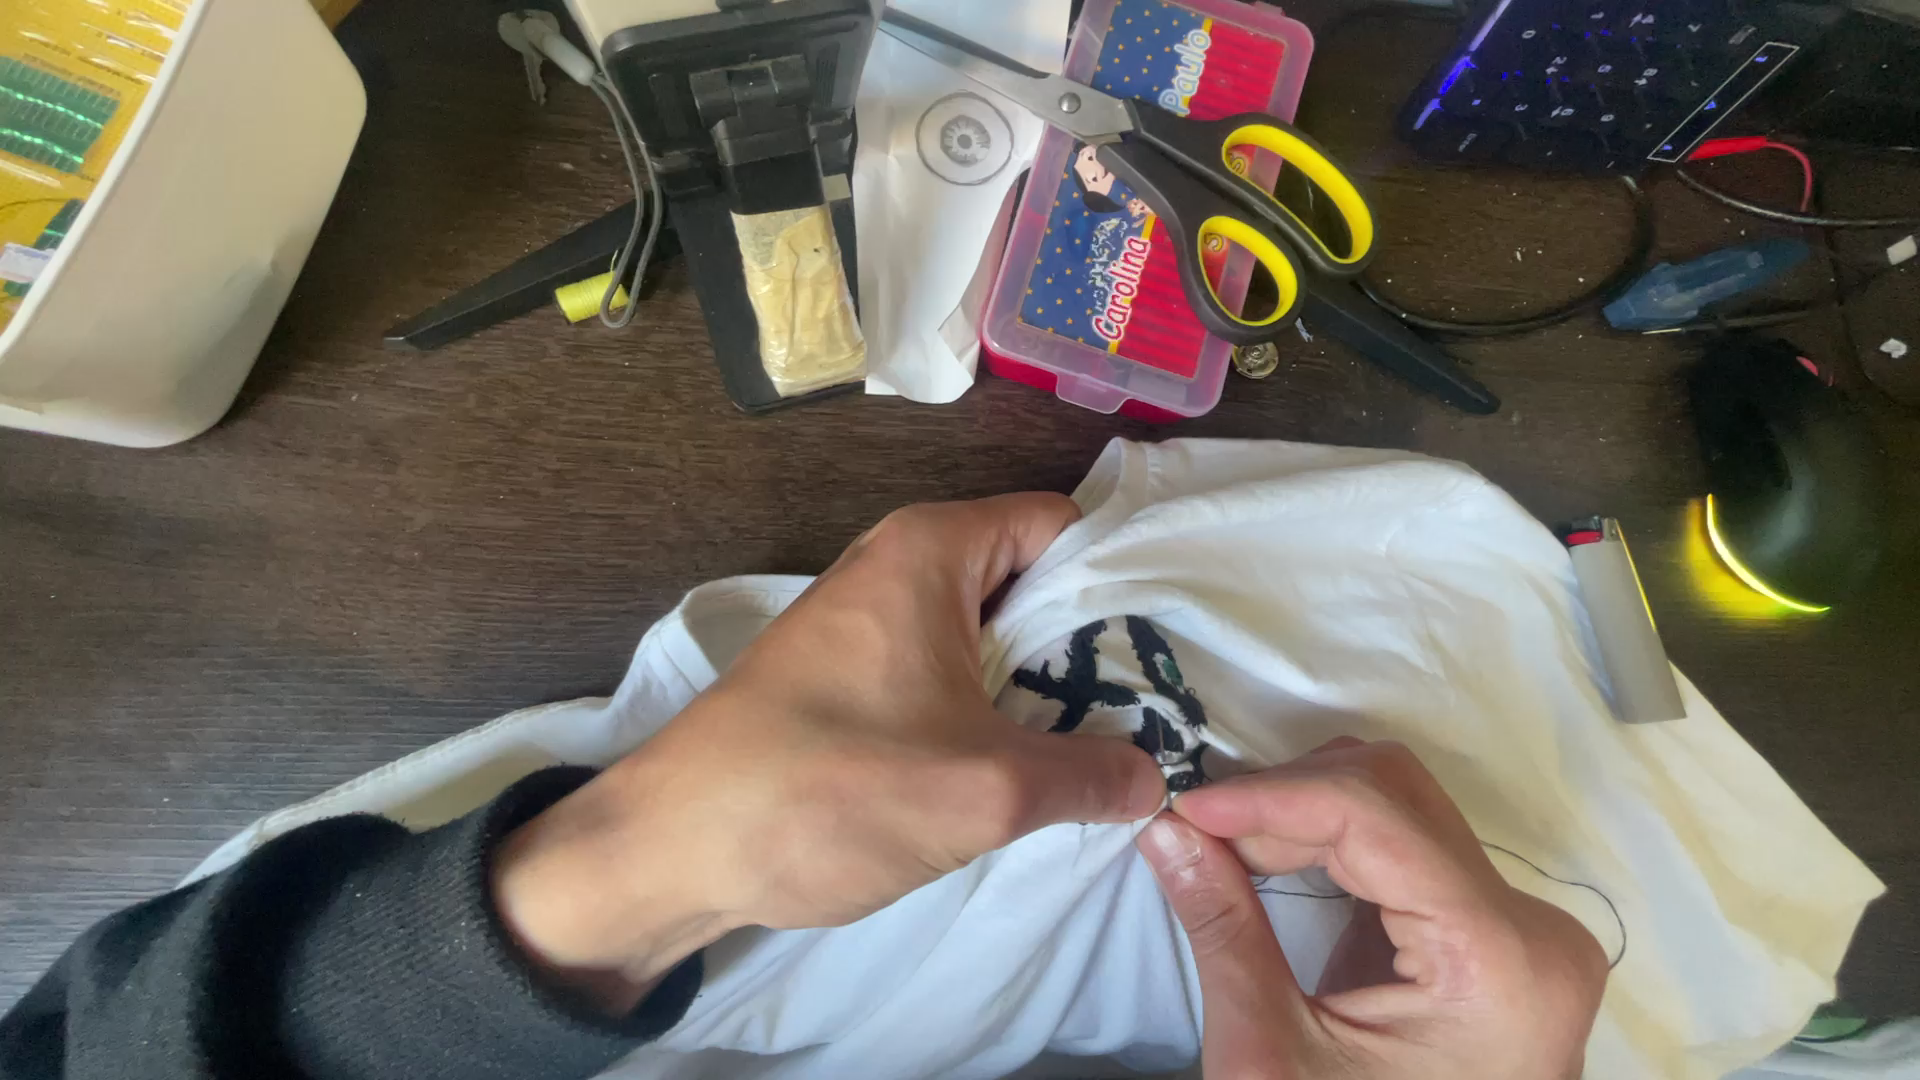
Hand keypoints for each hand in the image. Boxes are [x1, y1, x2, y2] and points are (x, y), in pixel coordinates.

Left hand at [492, 495, 1165, 1012]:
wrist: (675, 843)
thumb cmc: (830, 787)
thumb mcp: (983, 789)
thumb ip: (1088, 776)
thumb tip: (1152, 777)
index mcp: (932, 546)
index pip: (1060, 526)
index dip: (1117, 580)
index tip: (1166, 649)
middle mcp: (902, 561)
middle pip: (1029, 577)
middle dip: (1087, 644)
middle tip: (1147, 712)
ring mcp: (874, 615)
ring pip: (991, 629)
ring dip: (1041, 684)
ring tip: (1099, 745)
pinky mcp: (856, 667)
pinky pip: (950, 665)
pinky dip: (992, 703)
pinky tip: (1022, 760)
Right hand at [1136, 739, 1606, 1079]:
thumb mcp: (1272, 1057)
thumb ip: (1223, 930)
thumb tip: (1164, 828)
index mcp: (1499, 961)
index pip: (1372, 815)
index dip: (1270, 796)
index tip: (1187, 807)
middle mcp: (1526, 922)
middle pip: (1386, 789)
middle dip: (1279, 797)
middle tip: (1202, 832)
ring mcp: (1509, 918)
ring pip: (1387, 794)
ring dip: (1294, 804)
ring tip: (1228, 845)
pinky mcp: (1479, 920)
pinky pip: (1392, 828)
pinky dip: (1316, 826)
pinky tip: (1267, 853)